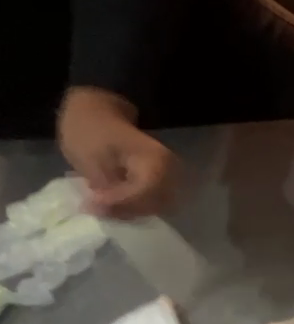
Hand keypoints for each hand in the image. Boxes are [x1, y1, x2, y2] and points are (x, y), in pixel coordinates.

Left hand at [57, 87, 177, 219]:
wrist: (99, 113)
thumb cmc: (92, 132)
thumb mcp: (91, 159)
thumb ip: (105, 186)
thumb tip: (108, 210)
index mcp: (157, 163)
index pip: (146, 193)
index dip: (120, 203)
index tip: (93, 205)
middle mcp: (172, 171)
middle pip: (158, 202)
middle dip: (127, 209)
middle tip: (97, 208)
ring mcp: (171, 175)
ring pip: (159, 204)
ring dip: (132, 209)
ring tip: (105, 205)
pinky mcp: (164, 178)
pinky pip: (156, 198)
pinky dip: (136, 203)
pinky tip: (116, 199)